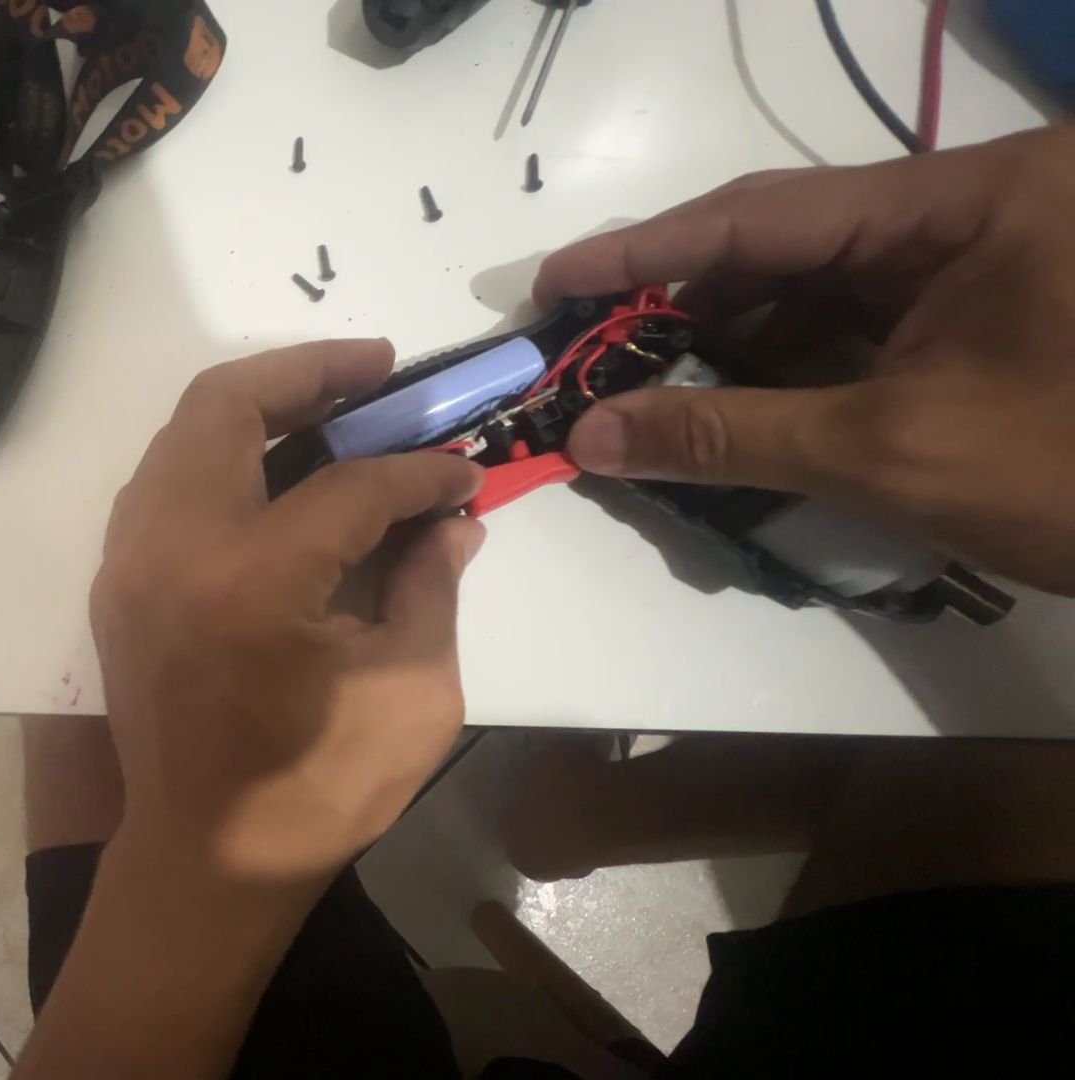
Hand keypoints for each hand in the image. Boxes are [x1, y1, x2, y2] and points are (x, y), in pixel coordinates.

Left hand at [91, 339, 484, 890]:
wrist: (204, 853)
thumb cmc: (314, 791)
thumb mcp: (410, 694)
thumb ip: (431, 584)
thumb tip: (452, 512)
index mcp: (250, 584)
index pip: (345, 486)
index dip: (414, 471)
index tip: (456, 472)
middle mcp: (169, 550)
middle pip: (224, 406)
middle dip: (306, 372)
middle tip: (373, 368)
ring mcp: (126, 561)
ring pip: (180, 433)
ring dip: (252, 404)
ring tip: (325, 403)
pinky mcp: (114, 579)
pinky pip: (161, 480)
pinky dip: (213, 453)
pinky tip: (267, 466)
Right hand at [536, 127, 1074, 595]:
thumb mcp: (887, 452)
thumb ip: (720, 437)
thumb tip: (583, 439)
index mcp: (979, 202)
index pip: (764, 215)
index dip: (640, 251)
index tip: (551, 281)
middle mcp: (983, 210)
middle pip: (782, 241)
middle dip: (676, 297)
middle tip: (589, 340)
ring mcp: (990, 261)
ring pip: (810, 287)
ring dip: (719, 338)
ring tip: (641, 382)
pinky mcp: (991, 311)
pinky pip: (848, 324)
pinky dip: (774, 363)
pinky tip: (719, 396)